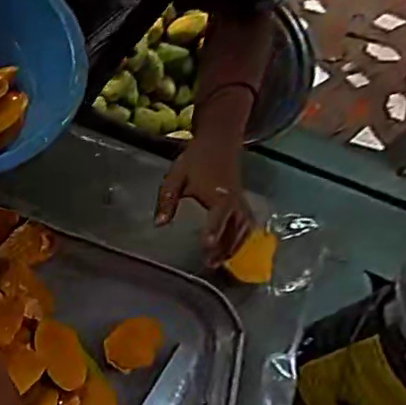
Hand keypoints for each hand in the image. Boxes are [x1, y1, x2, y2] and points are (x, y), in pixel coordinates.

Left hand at [156, 132, 255, 264]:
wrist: (219, 140)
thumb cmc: (195, 160)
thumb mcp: (174, 179)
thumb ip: (167, 201)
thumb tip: (159, 224)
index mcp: (219, 194)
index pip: (218, 216)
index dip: (214, 231)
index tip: (207, 246)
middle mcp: (234, 198)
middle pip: (235, 226)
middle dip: (226, 246)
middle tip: (212, 264)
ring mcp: (240, 199)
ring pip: (244, 226)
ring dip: (235, 244)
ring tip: (220, 261)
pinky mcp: (240, 199)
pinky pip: (246, 220)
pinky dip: (242, 235)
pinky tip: (232, 248)